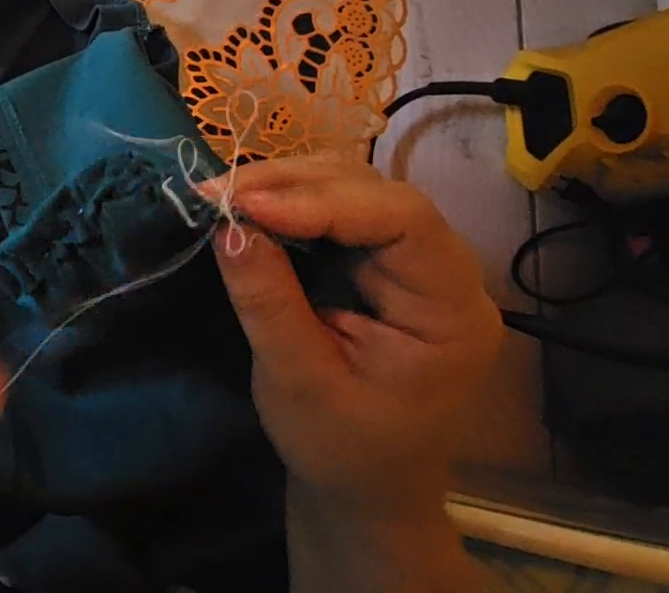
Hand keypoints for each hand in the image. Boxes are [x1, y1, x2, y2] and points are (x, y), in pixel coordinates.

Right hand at [202, 156, 501, 516]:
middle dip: (292, 184)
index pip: (404, 222)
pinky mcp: (377, 262)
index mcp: (450, 313)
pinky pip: (335, 208)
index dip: (323, 202)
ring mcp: (410, 264)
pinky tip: (248, 205)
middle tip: (217, 193)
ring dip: (284, 183)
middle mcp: (443, 275)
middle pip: (375, 193)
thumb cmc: (341, 446)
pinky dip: (286, 199)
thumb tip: (228, 227)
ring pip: (353, 189)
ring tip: (224, 195)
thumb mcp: (297, 380)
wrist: (363, 484)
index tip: (246, 207)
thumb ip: (267, 302)